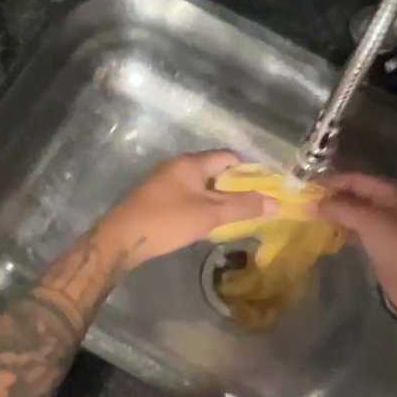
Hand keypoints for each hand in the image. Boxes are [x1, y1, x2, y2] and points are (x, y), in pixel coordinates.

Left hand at [95, 150, 271, 268]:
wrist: (121, 238)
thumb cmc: (167, 221)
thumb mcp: (210, 215)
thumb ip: (243, 207)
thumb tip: (275, 203)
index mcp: (191, 163)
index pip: (228, 157)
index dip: (248, 172)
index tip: (261, 192)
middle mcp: (176, 165)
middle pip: (213, 170)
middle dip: (232, 188)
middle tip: (248, 209)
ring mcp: (162, 180)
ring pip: (198, 184)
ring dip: (214, 198)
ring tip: (228, 219)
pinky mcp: (153, 197)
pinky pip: (184, 194)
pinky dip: (197, 204)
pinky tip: (200, 223)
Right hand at [316, 173, 396, 323]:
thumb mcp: (369, 221)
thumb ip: (340, 208)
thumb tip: (311, 203)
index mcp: (395, 193)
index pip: (357, 179)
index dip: (331, 182)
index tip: (304, 189)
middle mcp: (395, 207)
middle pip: (358, 196)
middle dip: (332, 199)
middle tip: (302, 205)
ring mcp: (392, 230)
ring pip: (359, 217)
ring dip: (337, 217)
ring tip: (309, 220)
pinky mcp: (388, 251)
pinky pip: (363, 236)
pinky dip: (345, 234)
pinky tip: (328, 238)